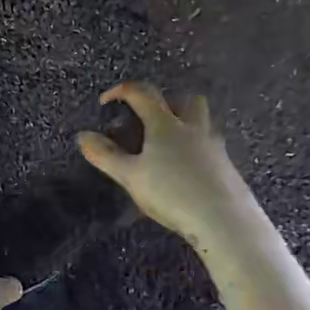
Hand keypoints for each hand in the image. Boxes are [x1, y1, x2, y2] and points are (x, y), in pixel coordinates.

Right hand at [77, 81, 259, 243]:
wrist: (223, 218)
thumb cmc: (172, 192)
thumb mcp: (131, 176)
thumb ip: (106, 155)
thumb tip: (83, 135)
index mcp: (165, 124)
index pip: (142, 94)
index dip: (121, 91)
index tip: (106, 100)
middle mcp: (192, 127)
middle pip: (183, 99)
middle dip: (164, 101)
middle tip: (149, 118)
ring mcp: (213, 144)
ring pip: (201, 119)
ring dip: (185, 120)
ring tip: (169, 142)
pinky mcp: (227, 164)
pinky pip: (210, 143)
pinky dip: (196, 146)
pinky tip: (188, 167)